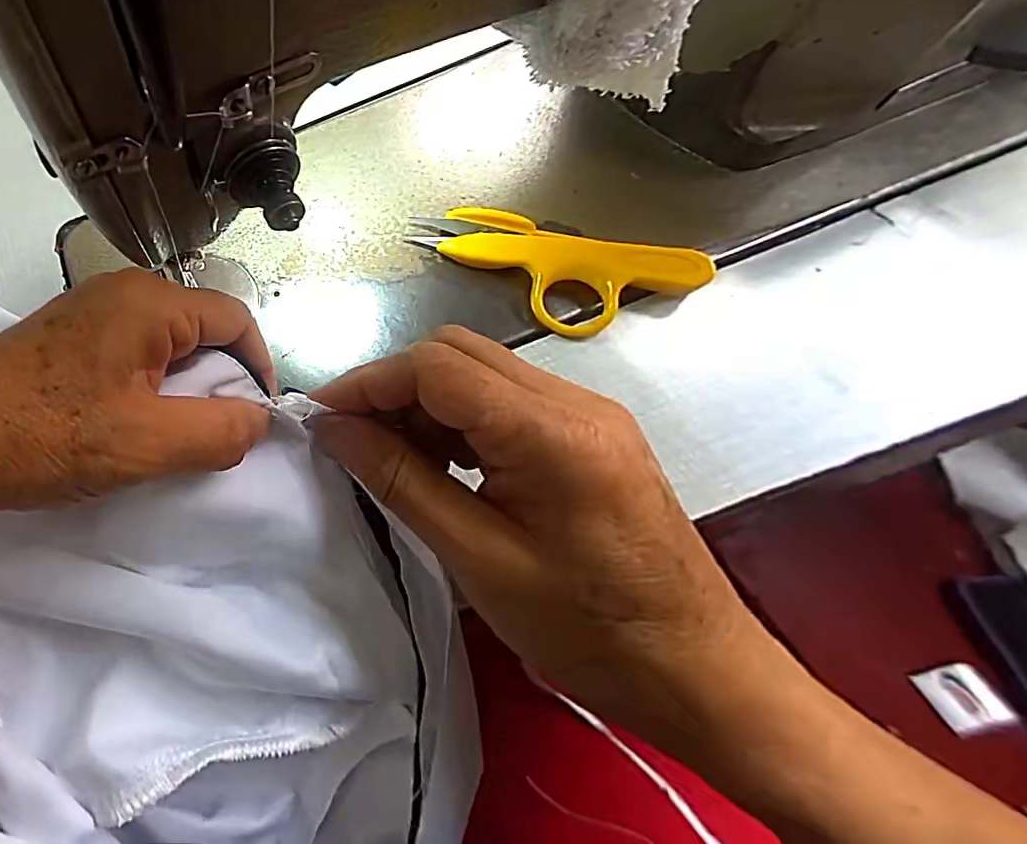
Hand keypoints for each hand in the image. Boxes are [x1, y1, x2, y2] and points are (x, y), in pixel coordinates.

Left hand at [0, 270, 274, 545]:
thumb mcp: (146, 444)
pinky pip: (129, 348)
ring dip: (181, 384)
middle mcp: (120, 289)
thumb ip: (219, 432)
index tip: (256, 416)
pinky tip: (124, 419)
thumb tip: (259, 420)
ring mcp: (86, 308)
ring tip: (167, 431)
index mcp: (148, 301)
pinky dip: (146, 382)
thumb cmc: (45, 438)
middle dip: (218, 379)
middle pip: (200, 326)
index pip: (235, 318)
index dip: (258, 366)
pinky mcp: (62, 333)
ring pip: (164, 340)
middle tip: (210, 431)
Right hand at [312, 325, 766, 739]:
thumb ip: (400, 481)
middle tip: (354, 437)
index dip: (369, 383)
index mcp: (551, 430)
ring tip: (391, 455)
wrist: (703, 674)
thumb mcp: (479, 560)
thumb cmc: (591, 632)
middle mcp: (573, 400)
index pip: (436, 367)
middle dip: (393, 386)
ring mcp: (588, 411)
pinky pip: (505, 399)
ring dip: (425, 401)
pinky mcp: (590, 431)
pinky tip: (440, 462)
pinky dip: (459, 418)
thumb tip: (335, 432)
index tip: (323, 416)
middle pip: (457, 352)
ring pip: (479, 370)